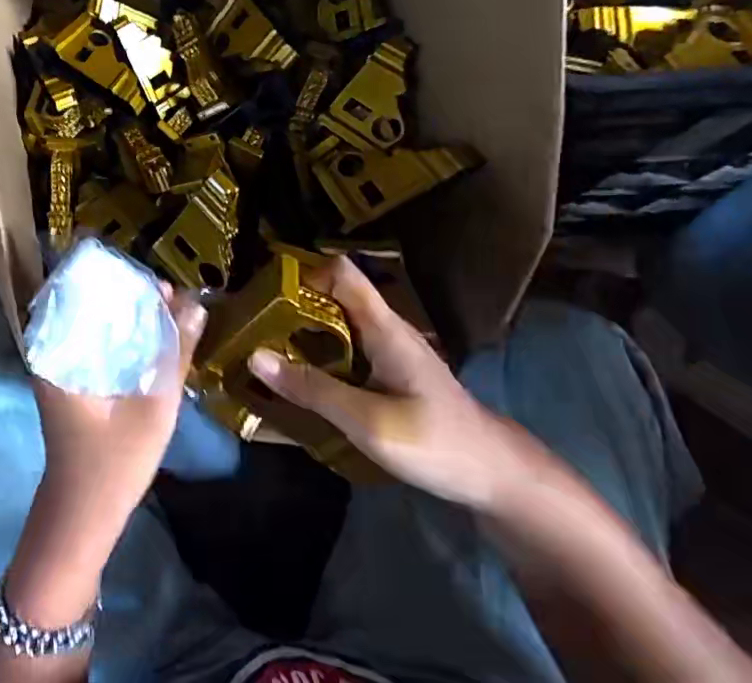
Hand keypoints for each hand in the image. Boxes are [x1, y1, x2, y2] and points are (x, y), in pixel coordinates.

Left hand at [33, 282, 206, 527]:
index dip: (123, 281)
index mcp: (58, 348)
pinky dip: (119, 337)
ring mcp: (56, 366)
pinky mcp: (67, 380)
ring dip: (126, 317)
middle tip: (170, 294)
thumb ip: (175, 351)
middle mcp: (49, 349)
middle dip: (129, 296)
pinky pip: (93, 344)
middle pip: (89, 306)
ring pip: (93, 325)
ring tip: (166, 309)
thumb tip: (196, 303)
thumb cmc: (114, 461)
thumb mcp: (155, 405)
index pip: (84, 291)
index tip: (159, 282)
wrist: (84, 512)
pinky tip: (148, 338)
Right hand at [246, 255, 543, 510]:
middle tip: (251, 327)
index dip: (303, 272)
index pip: (341, 272)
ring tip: (263, 350)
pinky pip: (345, 351)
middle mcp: (385, 330)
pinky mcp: (390, 375)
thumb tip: (255, 356)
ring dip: (301, 333)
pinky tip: (299, 380)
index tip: (264, 293)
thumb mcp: (369, 422)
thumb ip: (313, 389)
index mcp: (384, 328)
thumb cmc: (439, 444)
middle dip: (290, 307)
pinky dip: (318, 356)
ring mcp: (389, 352)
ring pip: (337, 325)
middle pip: (332, 297)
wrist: (501, 480)